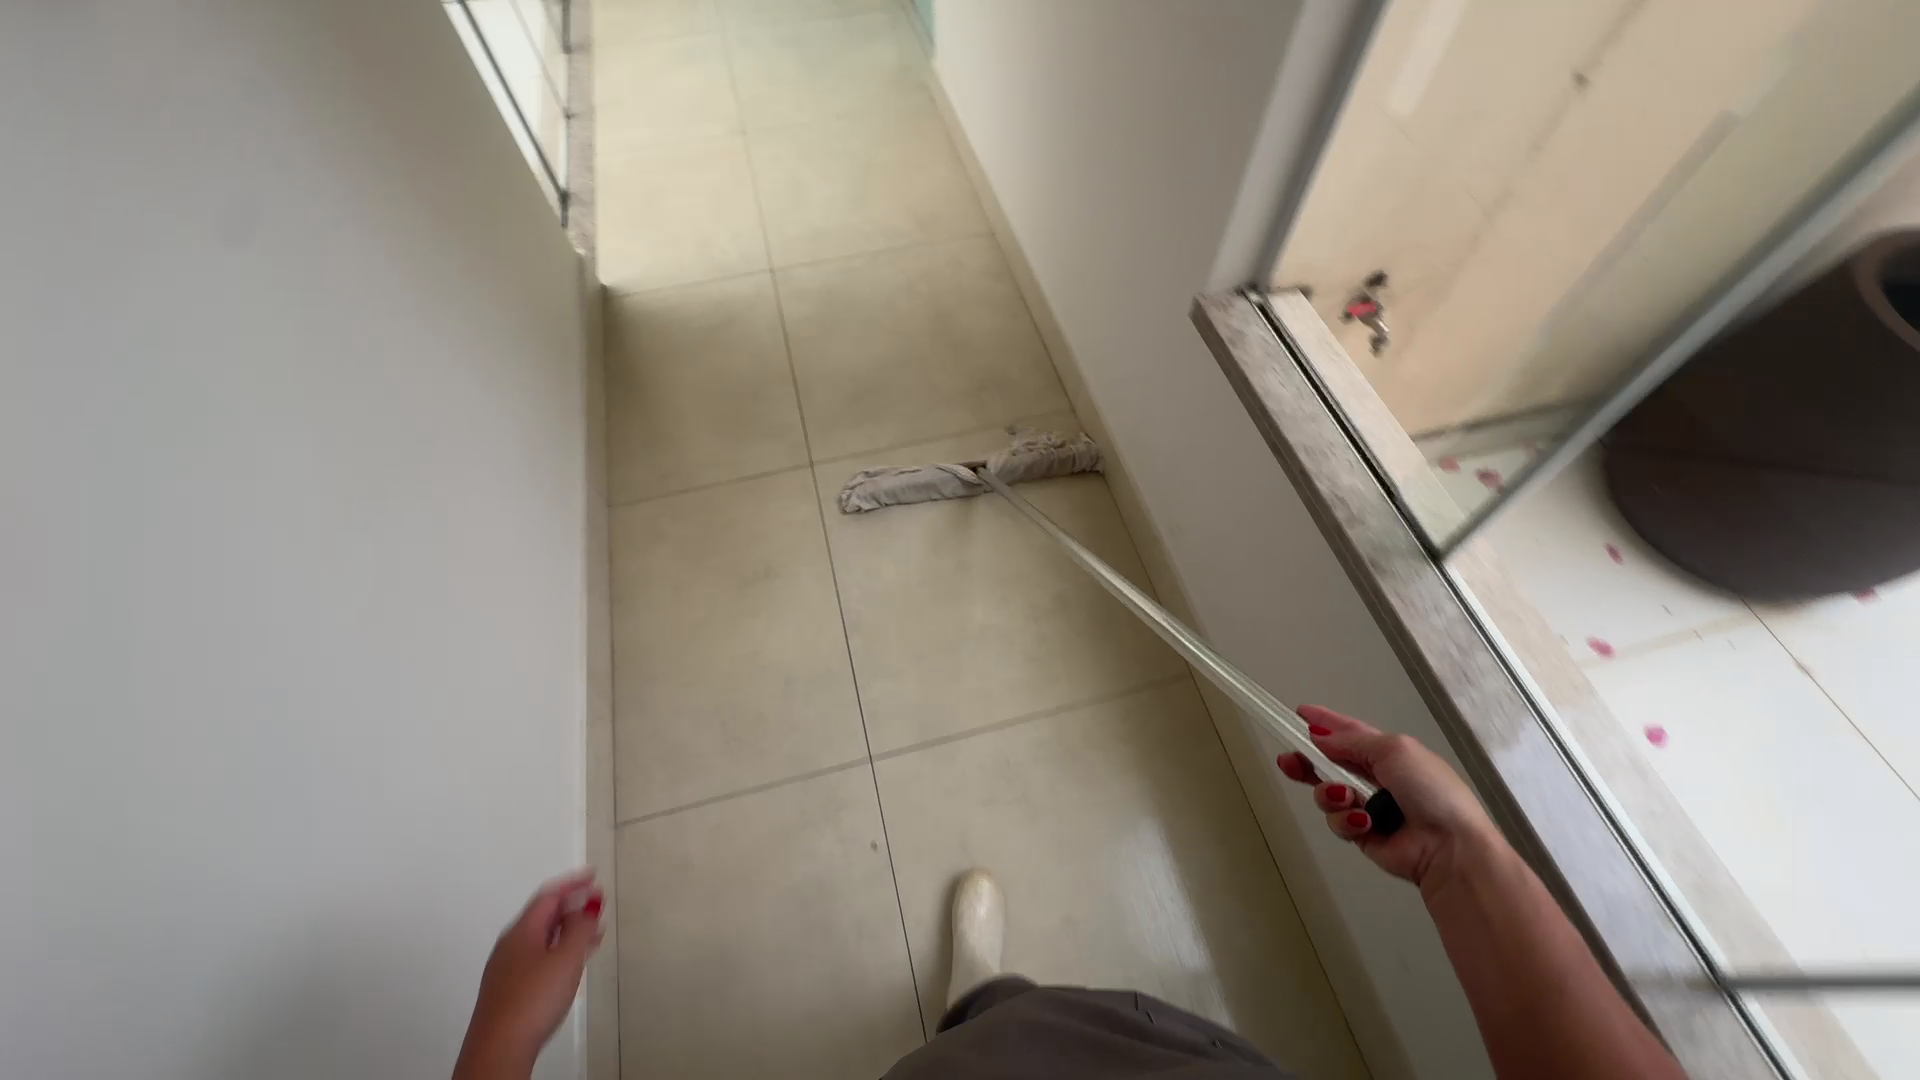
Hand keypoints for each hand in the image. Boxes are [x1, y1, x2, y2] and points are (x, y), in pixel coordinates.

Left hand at [454, 869, 604, 1079]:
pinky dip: (560, 948)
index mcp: (522, 931)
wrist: (498, 1051)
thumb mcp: (566, 958)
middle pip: (544, 915)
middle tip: (598, 902)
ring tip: (594, 931)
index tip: (593, 875)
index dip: (573, 882)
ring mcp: (507, 969)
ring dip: (569, 929)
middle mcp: (510, 945)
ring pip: (542, 937)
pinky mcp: (509, 990)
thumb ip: (581, 927)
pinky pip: (539, 956)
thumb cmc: (534, 998)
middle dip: (573, 906)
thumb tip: (589, 904)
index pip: (549, 896)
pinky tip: (573, 962)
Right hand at [1276, 706, 1500, 896]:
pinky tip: (1363, 822)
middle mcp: (1374, 777)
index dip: (1324, 722)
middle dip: (1306, 761)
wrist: (1449, 848)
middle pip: (1328, 763)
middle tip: (1288, 761)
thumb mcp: (1394, 750)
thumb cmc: (1428, 790)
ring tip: (1344, 798)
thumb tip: (1319, 738)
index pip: (1348, 732)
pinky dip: (1346, 819)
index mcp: (1387, 753)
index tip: (1298, 713)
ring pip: (1326, 793)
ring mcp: (1366, 806)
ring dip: (1329, 793)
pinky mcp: (1360, 833)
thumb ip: (1351, 742)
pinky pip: (1336, 821)